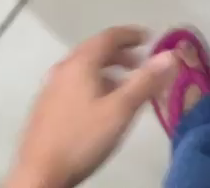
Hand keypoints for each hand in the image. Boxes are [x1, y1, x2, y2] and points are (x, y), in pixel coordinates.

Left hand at [7, 26, 178, 187]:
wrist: (38, 174)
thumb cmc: (82, 138)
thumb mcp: (120, 111)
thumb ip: (146, 82)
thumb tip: (171, 55)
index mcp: (81, 62)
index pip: (109, 36)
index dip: (131, 34)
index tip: (150, 39)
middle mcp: (64, 67)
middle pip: (96, 50)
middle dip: (121, 54)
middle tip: (141, 64)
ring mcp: (52, 86)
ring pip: (85, 68)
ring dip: (107, 70)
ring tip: (125, 87)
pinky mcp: (46, 105)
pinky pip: (75, 82)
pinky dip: (93, 83)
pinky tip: (100, 106)